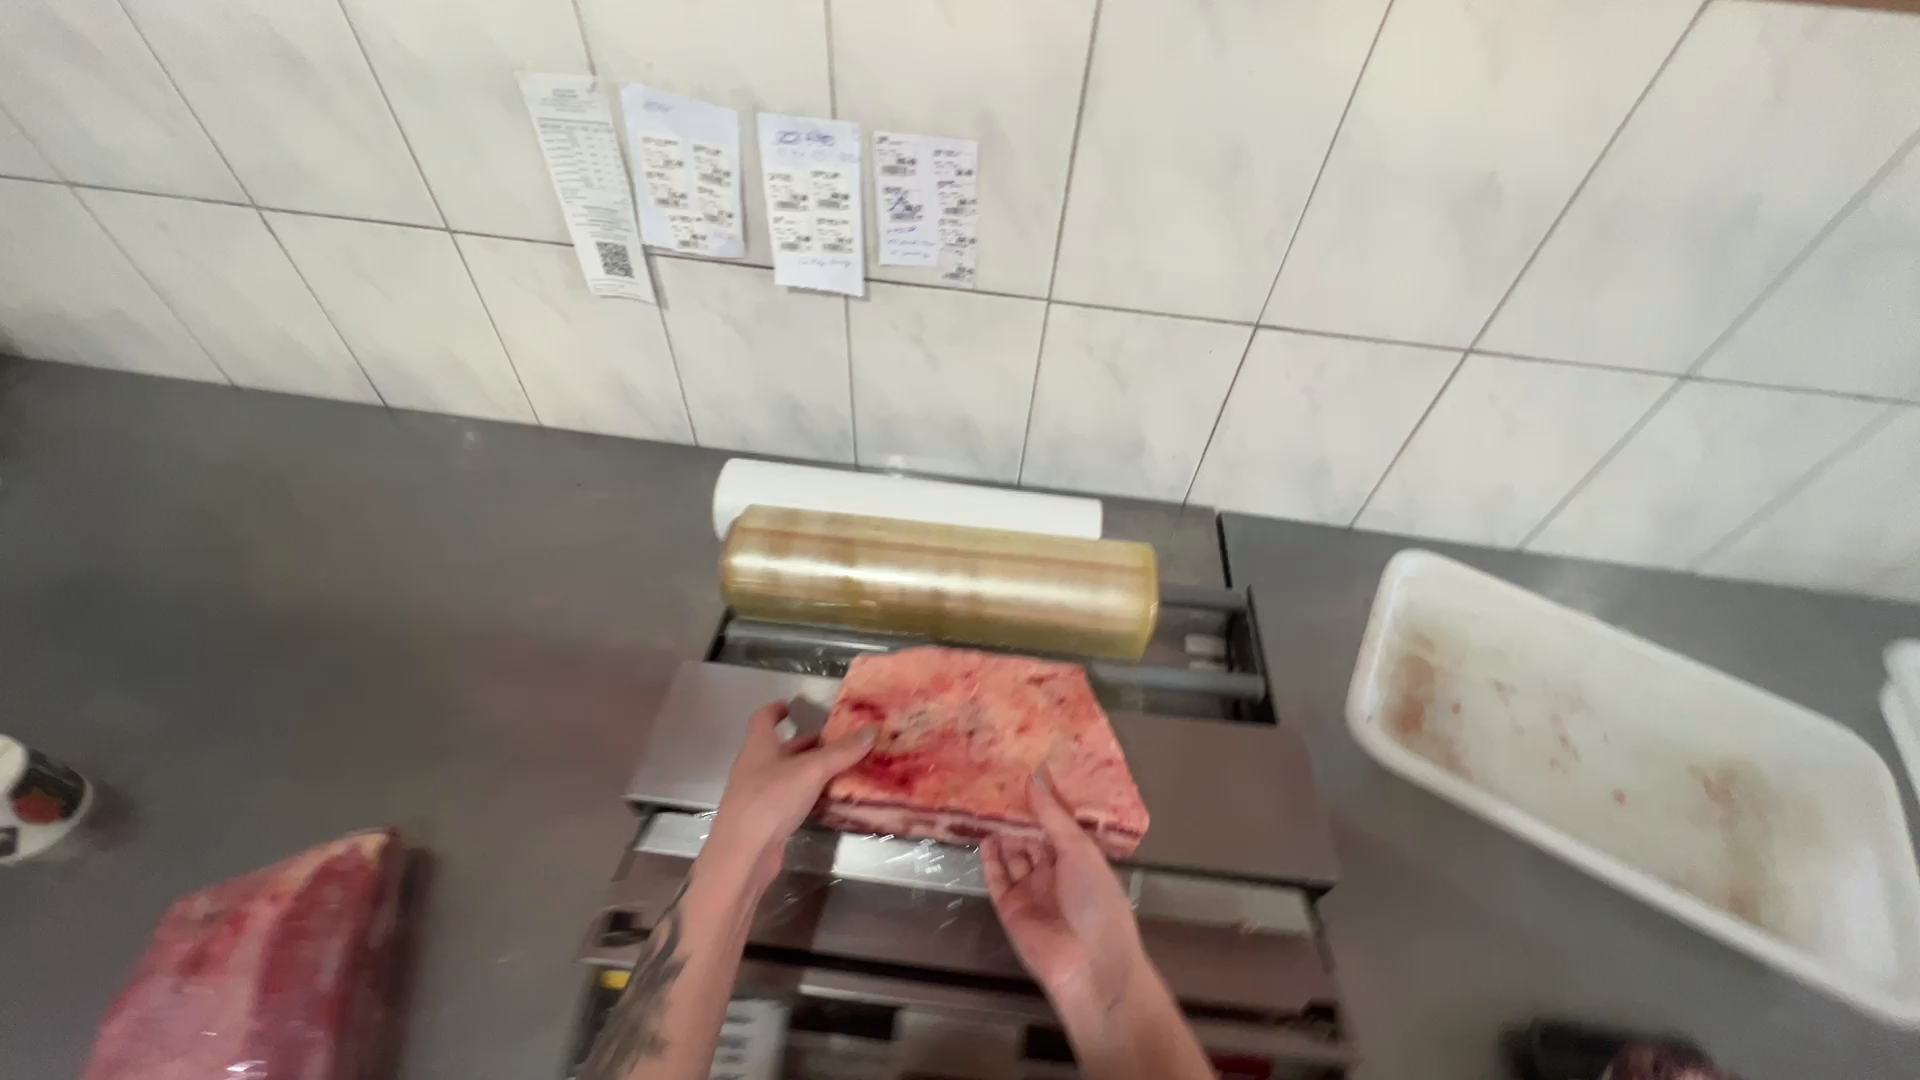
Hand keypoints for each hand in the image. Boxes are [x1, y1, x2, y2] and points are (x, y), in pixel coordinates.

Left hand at [702, 701, 874, 892]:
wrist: (743, 854)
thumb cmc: (771, 800)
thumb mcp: (811, 770)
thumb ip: (841, 752)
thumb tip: (871, 732)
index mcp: (759, 746)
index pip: (763, 718)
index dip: (777, 710)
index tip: (794, 705)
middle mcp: (756, 767)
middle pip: (783, 747)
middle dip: (809, 742)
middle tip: (839, 740)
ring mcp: (759, 795)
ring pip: (789, 774)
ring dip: (813, 769)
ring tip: (843, 767)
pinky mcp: (767, 819)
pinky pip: (791, 798)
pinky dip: (810, 794)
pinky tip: (830, 798)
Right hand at [981, 770, 1147, 1020]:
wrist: (1090, 967)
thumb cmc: (1097, 902)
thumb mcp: (1080, 851)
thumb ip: (1053, 815)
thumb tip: (1035, 777)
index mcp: (1079, 859)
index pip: (1056, 824)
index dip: (1042, 802)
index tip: (1025, 772)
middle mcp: (1054, 872)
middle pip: (1031, 838)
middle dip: (1017, 816)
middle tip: (997, 785)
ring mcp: (1031, 891)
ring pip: (1012, 854)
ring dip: (1002, 833)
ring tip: (986, 805)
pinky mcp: (1010, 909)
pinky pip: (997, 878)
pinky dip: (990, 859)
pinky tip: (984, 837)